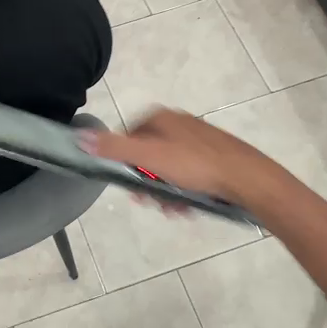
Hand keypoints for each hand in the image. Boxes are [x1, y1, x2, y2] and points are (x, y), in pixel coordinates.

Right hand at [82, 108, 290, 208]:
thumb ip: (114, 149)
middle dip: (148, 182)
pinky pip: (190, 174)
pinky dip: (185, 190)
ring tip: (175, 210)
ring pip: (169, 167)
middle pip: (149, 154)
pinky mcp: (215, 157)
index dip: (125, 163)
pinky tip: (190, 206)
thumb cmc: (195, 165)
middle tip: (154, 203)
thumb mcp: (149, 158)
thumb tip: (78, 137)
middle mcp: (178, 123)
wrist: (248, 180)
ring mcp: (198, 139)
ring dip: (166, 191)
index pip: (128, 136)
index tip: (131, 186)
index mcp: (160, 117)